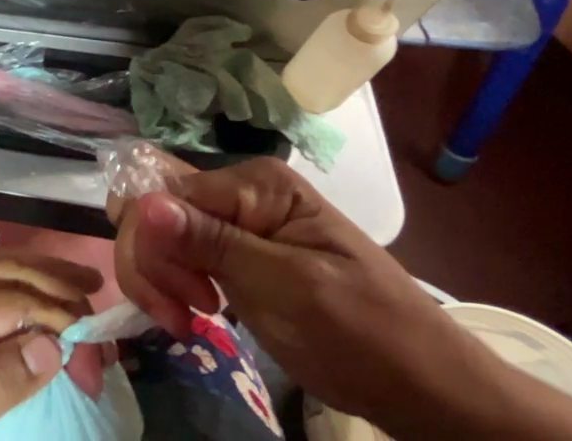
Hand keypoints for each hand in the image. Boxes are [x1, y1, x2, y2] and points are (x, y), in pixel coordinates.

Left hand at [0, 255, 108, 440]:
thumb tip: (55, 343)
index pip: (9, 299)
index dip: (58, 319)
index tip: (99, 355)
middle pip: (2, 274)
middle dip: (53, 284)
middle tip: (102, 303)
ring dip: (39, 280)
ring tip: (83, 287)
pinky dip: (19, 297)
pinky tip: (40, 307)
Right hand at [112, 158, 571, 440]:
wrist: (428, 388)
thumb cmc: (366, 336)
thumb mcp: (288, 290)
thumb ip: (212, 243)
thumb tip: (144, 203)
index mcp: (255, 183)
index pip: (161, 193)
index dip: (155, 245)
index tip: (186, 301)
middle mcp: (237, 189)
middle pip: (150, 209)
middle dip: (152, 264)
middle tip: (183, 315)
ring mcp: (235, 220)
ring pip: (156, 233)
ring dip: (158, 279)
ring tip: (189, 319)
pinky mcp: (234, 251)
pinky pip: (177, 253)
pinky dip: (172, 285)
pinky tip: (195, 312)